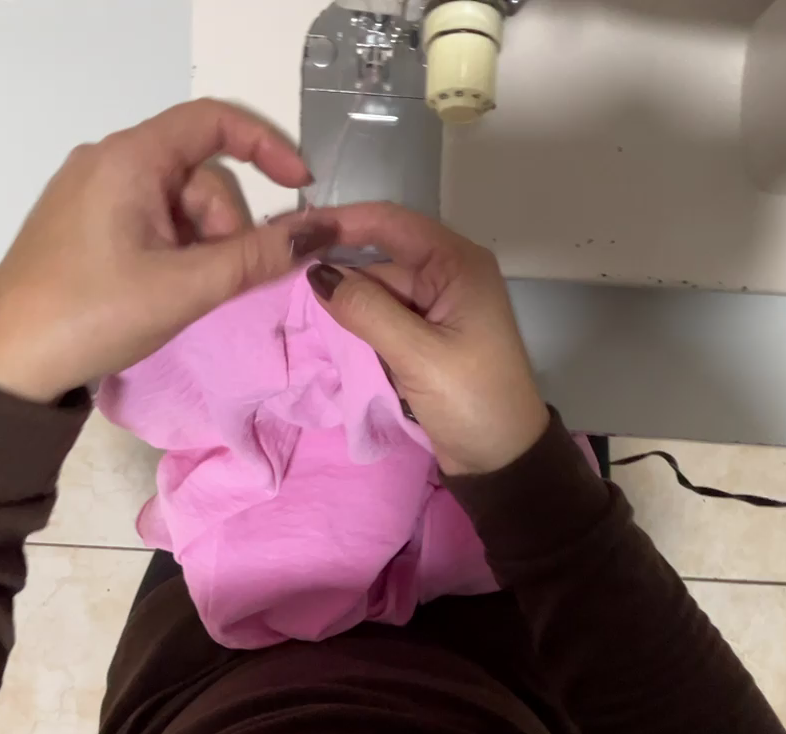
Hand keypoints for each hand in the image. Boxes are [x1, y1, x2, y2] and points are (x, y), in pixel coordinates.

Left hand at [0, 99, 337, 402]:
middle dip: (225, 227)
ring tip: (186, 296)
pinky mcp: (84, 226)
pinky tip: (164, 292)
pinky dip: (175, 253)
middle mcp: (108, 162)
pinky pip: (151, 224)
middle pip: (199, 177)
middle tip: (221, 283)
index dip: (266, 147)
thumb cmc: (95, 314)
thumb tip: (320, 232)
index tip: (301, 190)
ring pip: (177, 207)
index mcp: (129, 159)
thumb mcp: (186, 287)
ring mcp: (92, 194)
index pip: (213, 122)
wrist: (9, 361)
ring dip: (201, 248)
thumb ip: (256, 257)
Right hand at [300, 203, 548, 475]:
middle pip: (380, 259)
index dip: (342, 222)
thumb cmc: (473, 401)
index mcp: (457, 264)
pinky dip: (360, 324)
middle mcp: (447, 276)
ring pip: (378, 292)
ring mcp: (437, 309)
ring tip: (297, 305)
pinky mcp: (427, 338)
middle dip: (338, 269)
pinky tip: (329, 328)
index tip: (295, 233)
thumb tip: (317, 274)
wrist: (502, 458)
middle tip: (283, 280)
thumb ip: (367, 311)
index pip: (391, 223)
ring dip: (346, 301)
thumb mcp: (418, 355)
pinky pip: (384, 319)